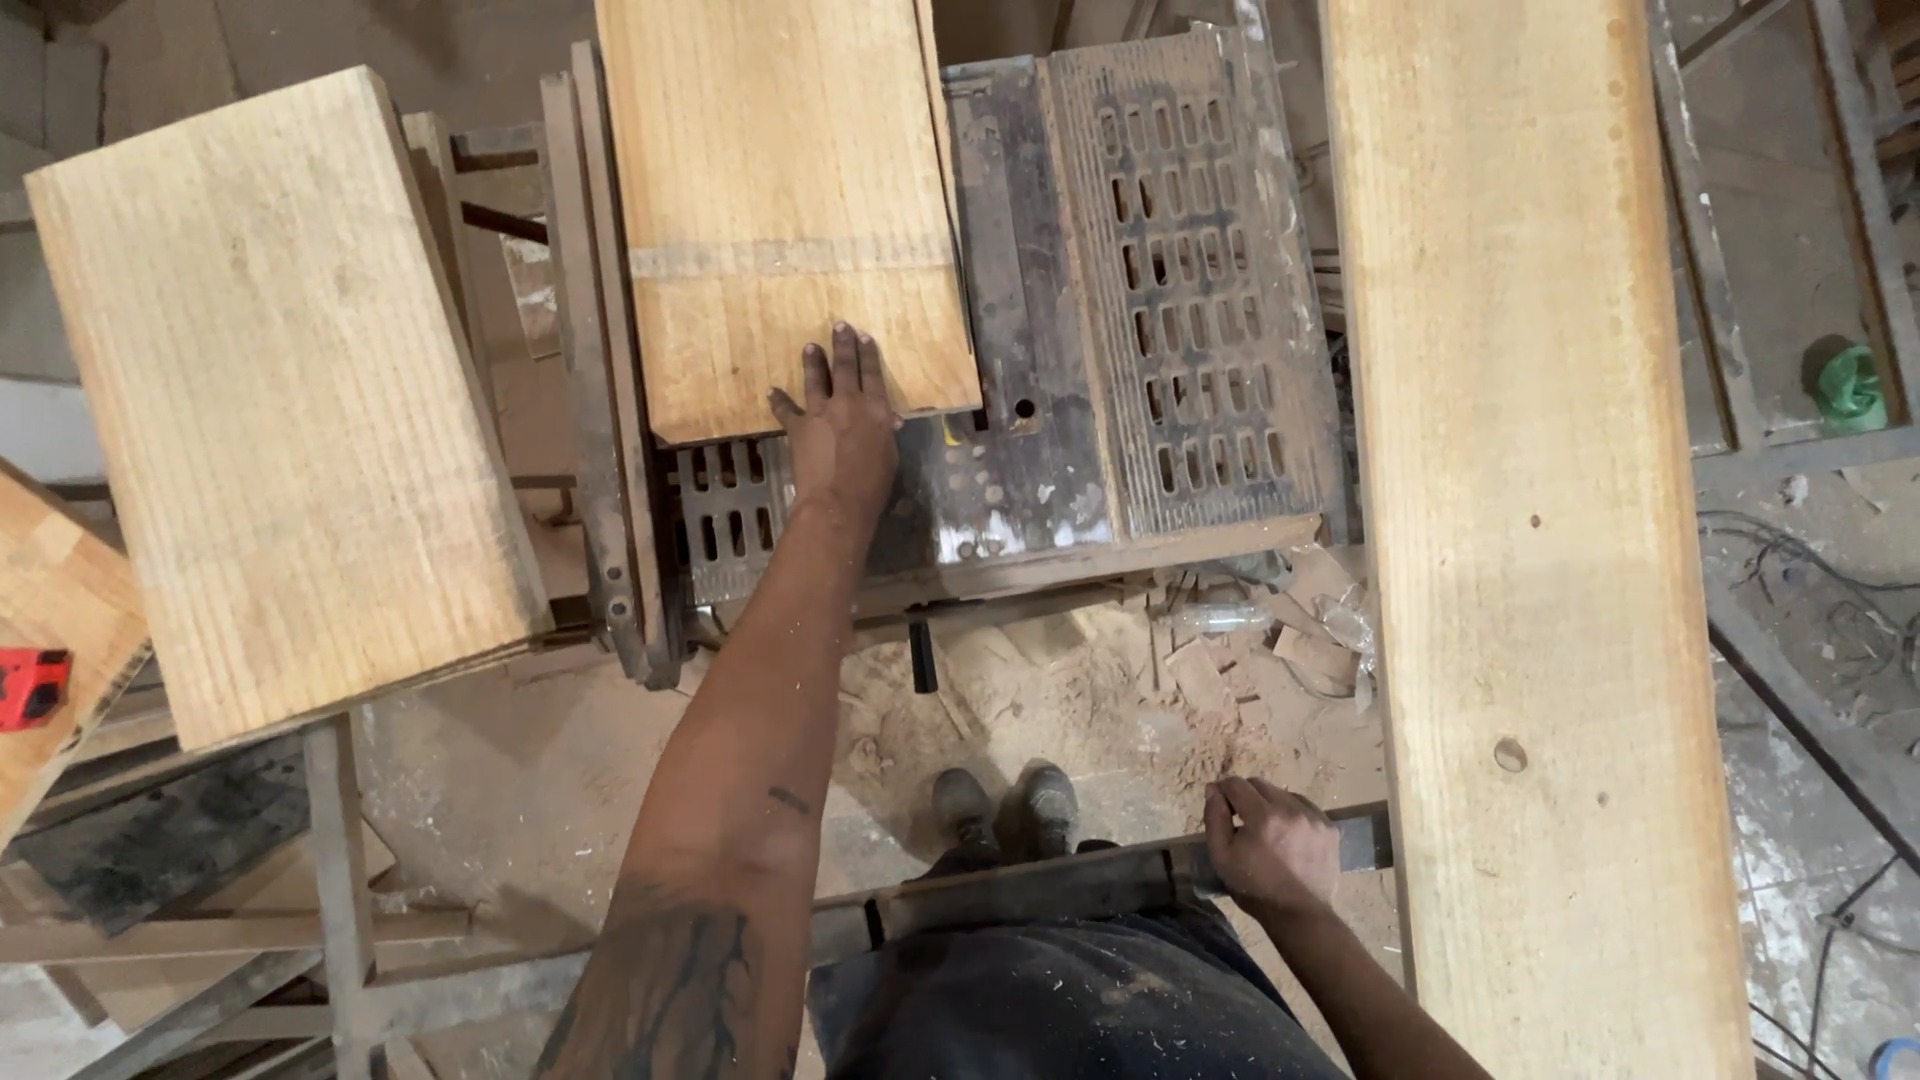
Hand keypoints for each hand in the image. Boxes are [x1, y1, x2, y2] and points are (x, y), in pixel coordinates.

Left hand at [767, 322, 901, 540]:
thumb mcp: (889, 456)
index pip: (872, 373)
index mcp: (875, 409)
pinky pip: (786, 410)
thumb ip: (884, 432)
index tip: (863, 337)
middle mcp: (847, 402)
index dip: (867, 354)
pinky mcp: (798, 427)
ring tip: (810, 347)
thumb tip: (886, 420)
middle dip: (842, 344)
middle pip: (844, 366)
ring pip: (815, 378)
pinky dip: (778, 400)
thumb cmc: (872, 484)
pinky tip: (771, 391)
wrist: (837, 501)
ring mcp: (820, 412)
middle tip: (839, 325)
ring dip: (813, 361)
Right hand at [1204, 776, 1339, 922]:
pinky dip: (1291, 812)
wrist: (1300, 915)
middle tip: (1244, 821)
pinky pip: (1303, 805)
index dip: (1224, 791)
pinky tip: (1287, 832)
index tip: (1222, 807)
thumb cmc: (1255, 887)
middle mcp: (1291, 810)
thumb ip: (1214, 817)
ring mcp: (1314, 818)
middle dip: (1246, 796)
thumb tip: (1214, 789)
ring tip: (1268, 828)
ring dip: (1270, 803)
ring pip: (1282, 793)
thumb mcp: (1221, 856)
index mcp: (1263, 816)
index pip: (1236, 783)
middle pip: (1259, 784)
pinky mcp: (1329, 828)